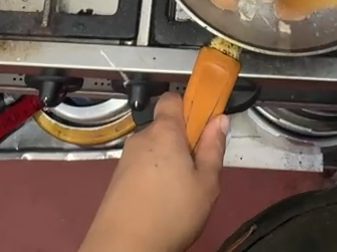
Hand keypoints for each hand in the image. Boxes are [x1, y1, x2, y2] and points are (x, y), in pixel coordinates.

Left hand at [79, 92, 228, 251]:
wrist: (123, 248)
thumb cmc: (170, 213)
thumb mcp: (206, 184)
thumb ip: (214, 148)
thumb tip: (219, 119)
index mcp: (165, 131)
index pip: (172, 99)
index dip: (188, 107)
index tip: (202, 126)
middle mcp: (142, 137)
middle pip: (164, 128)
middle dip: (180, 143)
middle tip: (195, 170)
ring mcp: (126, 158)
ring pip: (153, 150)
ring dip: (166, 163)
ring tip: (178, 194)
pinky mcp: (116, 180)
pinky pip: (140, 168)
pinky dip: (151, 179)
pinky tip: (160, 204)